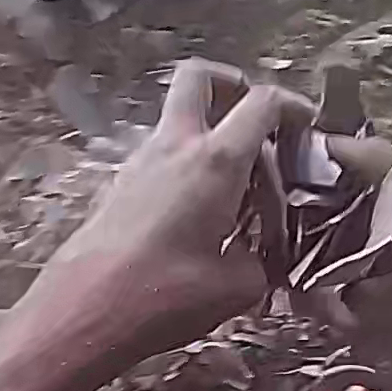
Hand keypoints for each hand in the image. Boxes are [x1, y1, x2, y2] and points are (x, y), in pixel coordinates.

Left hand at [0, 61, 313, 390]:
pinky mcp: (121, 186)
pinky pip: (162, 155)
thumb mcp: (238, 285)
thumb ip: (261, 261)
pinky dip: (188, 165)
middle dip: (233, 85)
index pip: (260, 103)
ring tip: (237, 187)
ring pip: (178, 119)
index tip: (306, 124)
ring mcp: (141, 162)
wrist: (85, 312)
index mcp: (215, 161)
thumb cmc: (166, 295)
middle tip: (255, 120)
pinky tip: (202, 214)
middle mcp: (175, 147)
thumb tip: (258, 259)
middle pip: (199, 78)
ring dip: (211, 134)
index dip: (291, 105)